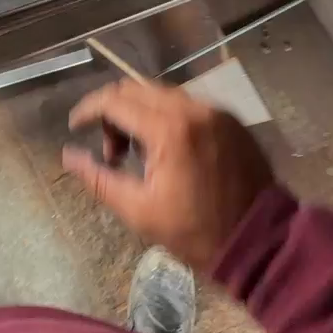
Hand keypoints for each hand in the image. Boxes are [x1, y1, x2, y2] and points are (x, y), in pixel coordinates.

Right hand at [61, 79, 271, 270]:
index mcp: (168, 129)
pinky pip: (185, 103)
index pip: (114, 101)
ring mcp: (214, 110)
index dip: (88, 110)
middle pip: (135, 89)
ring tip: (139, 154)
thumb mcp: (140, 212)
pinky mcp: (229, 118)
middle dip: (113, 113)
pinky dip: (165, 116)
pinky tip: (167, 150)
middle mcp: (191, 108)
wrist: (265, 243)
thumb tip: (67, 156)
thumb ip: (99, 179)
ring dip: (138, 113)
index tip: (75, 127)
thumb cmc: (198, 233)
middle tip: (111, 152)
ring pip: (160, 93)